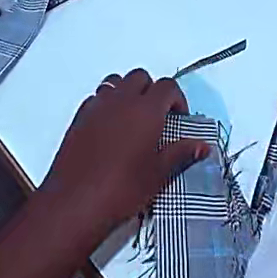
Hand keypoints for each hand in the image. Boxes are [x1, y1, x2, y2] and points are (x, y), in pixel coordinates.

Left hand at [35, 69, 209, 250]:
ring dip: (127, 91)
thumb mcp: (158, 174)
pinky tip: (111, 127)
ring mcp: (97, 105)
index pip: (167, 86)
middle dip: (152, 90)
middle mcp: (121, 100)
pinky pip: (97, 97)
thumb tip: (199, 146)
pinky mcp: (80, 115)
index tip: (178, 116)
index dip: (176, 99)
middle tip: (158, 115)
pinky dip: (107, 103)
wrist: (77, 200)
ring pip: (116, 82)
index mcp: (146, 110)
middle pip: (140, 77)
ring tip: (134, 117)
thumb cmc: (119, 189)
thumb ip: (180, 153)